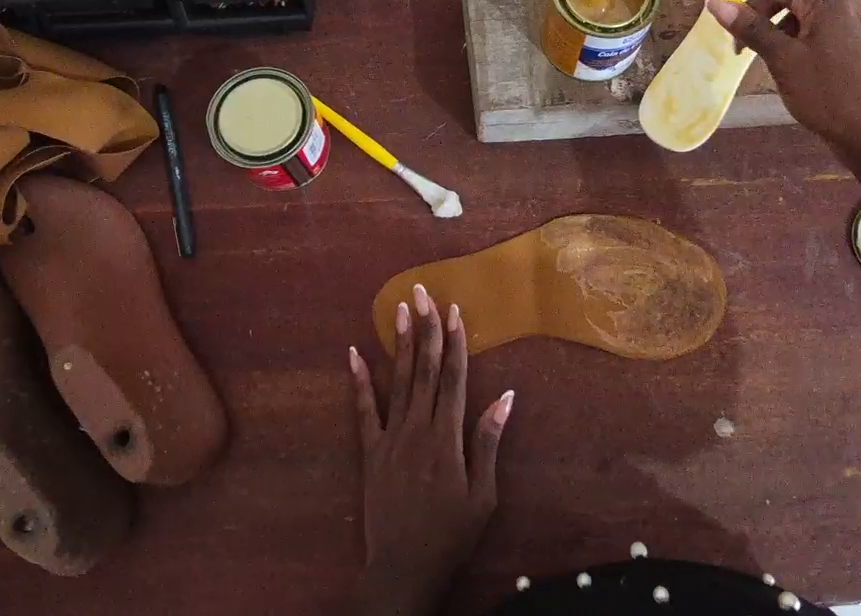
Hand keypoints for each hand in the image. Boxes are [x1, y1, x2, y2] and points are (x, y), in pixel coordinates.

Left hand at [350, 284, 513, 615]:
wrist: (404, 569)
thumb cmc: (451, 534)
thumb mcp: (483, 495)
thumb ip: (489, 442)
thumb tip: (507, 396)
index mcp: (449, 437)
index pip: (454, 378)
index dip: (456, 342)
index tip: (455, 311)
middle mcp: (419, 428)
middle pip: (425, 370)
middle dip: (426, 329)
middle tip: (424, 293)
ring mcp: (391, 438)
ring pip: (398, 381)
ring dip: (400, 343)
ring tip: (400, 308)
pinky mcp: (370, 452)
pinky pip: (363, 411)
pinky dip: (358, 381)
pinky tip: (353, 353)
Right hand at [706, 0, 860, 154]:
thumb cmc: (829, 94)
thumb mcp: (783, 59)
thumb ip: (750, 27)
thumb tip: (715, 2)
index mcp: (824, 1)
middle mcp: (835, 5)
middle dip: (750, 9)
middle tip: (731, 40)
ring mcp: (841, 25)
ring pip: (792, 13)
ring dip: (765, 26)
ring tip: (751, 56)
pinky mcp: (842, 44)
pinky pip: (805, 30)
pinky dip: (783, 39)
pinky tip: (776, 62)